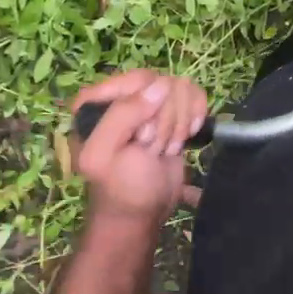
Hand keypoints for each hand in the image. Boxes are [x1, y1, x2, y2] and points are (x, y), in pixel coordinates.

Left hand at [69, 71, 209, 223]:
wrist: (145, 214)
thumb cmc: (120, 188)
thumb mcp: (104, 156)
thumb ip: (122, 116)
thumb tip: (161, 85)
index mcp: (96, 102)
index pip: (137, 80)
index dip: (146, 107)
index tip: (142, 137)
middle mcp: (123, 96)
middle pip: (162, 82)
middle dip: (166, 118)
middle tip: (153, 147)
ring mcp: (150, 102)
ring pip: (181, 87)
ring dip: (180, 122)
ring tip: (166, 148)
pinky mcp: (174, 110)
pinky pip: (195, 93)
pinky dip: (196, 115)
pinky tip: (186, 136)